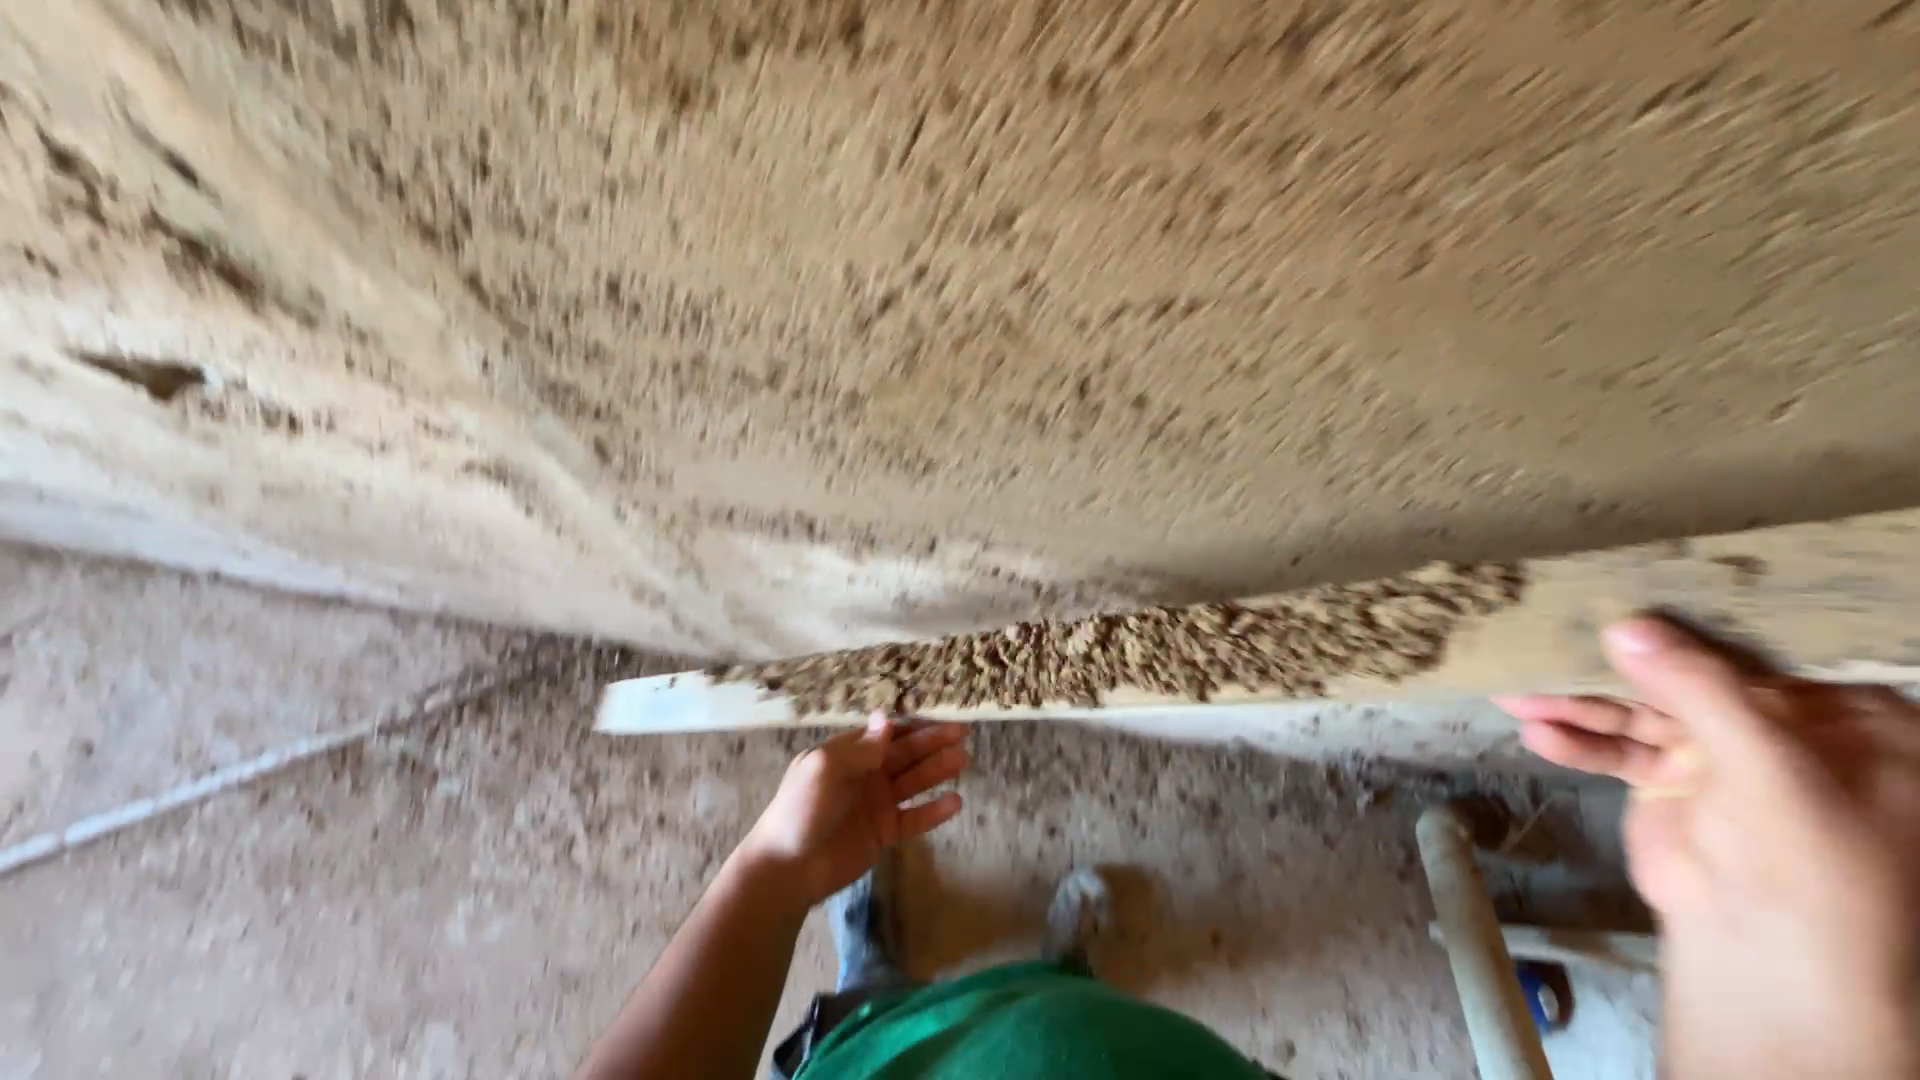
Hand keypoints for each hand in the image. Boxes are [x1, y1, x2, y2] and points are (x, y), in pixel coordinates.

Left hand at [737, 711, 969, 906]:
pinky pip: (914, 818)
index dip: (912, 723)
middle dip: (932, 742)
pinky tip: (955, 802)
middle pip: (905, 753)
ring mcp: (876, 804)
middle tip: (962, 731)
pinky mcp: (884, 834)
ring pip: (914, 781)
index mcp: (847, 754)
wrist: (787, 868)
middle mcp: (866, 774)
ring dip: (938, 769)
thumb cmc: (800, 810)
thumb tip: (886, 716)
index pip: (886, 732)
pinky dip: (934, 811)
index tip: (939, 713)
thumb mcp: (824, 769)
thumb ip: (860, 747)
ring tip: (963, 760)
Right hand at [1495, 616, 1919, 1078]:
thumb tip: (1623, 624)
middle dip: (1608, 669)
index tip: (1617, 588)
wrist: (1765, 953)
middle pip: (1680, 679)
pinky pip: (1616, 749)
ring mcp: (1718, 755)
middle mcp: (1776, 728)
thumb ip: (1696, 689)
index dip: (1687, 621)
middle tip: (1541, 647)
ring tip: (1514, 697)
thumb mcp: (1763, 763)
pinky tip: (1539, 737)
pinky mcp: (1669, 780)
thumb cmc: (1804, 859)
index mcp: (1835, 715)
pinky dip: (1577, 743)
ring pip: (1638, 713)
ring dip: (1575, 708)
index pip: (1753, 648)